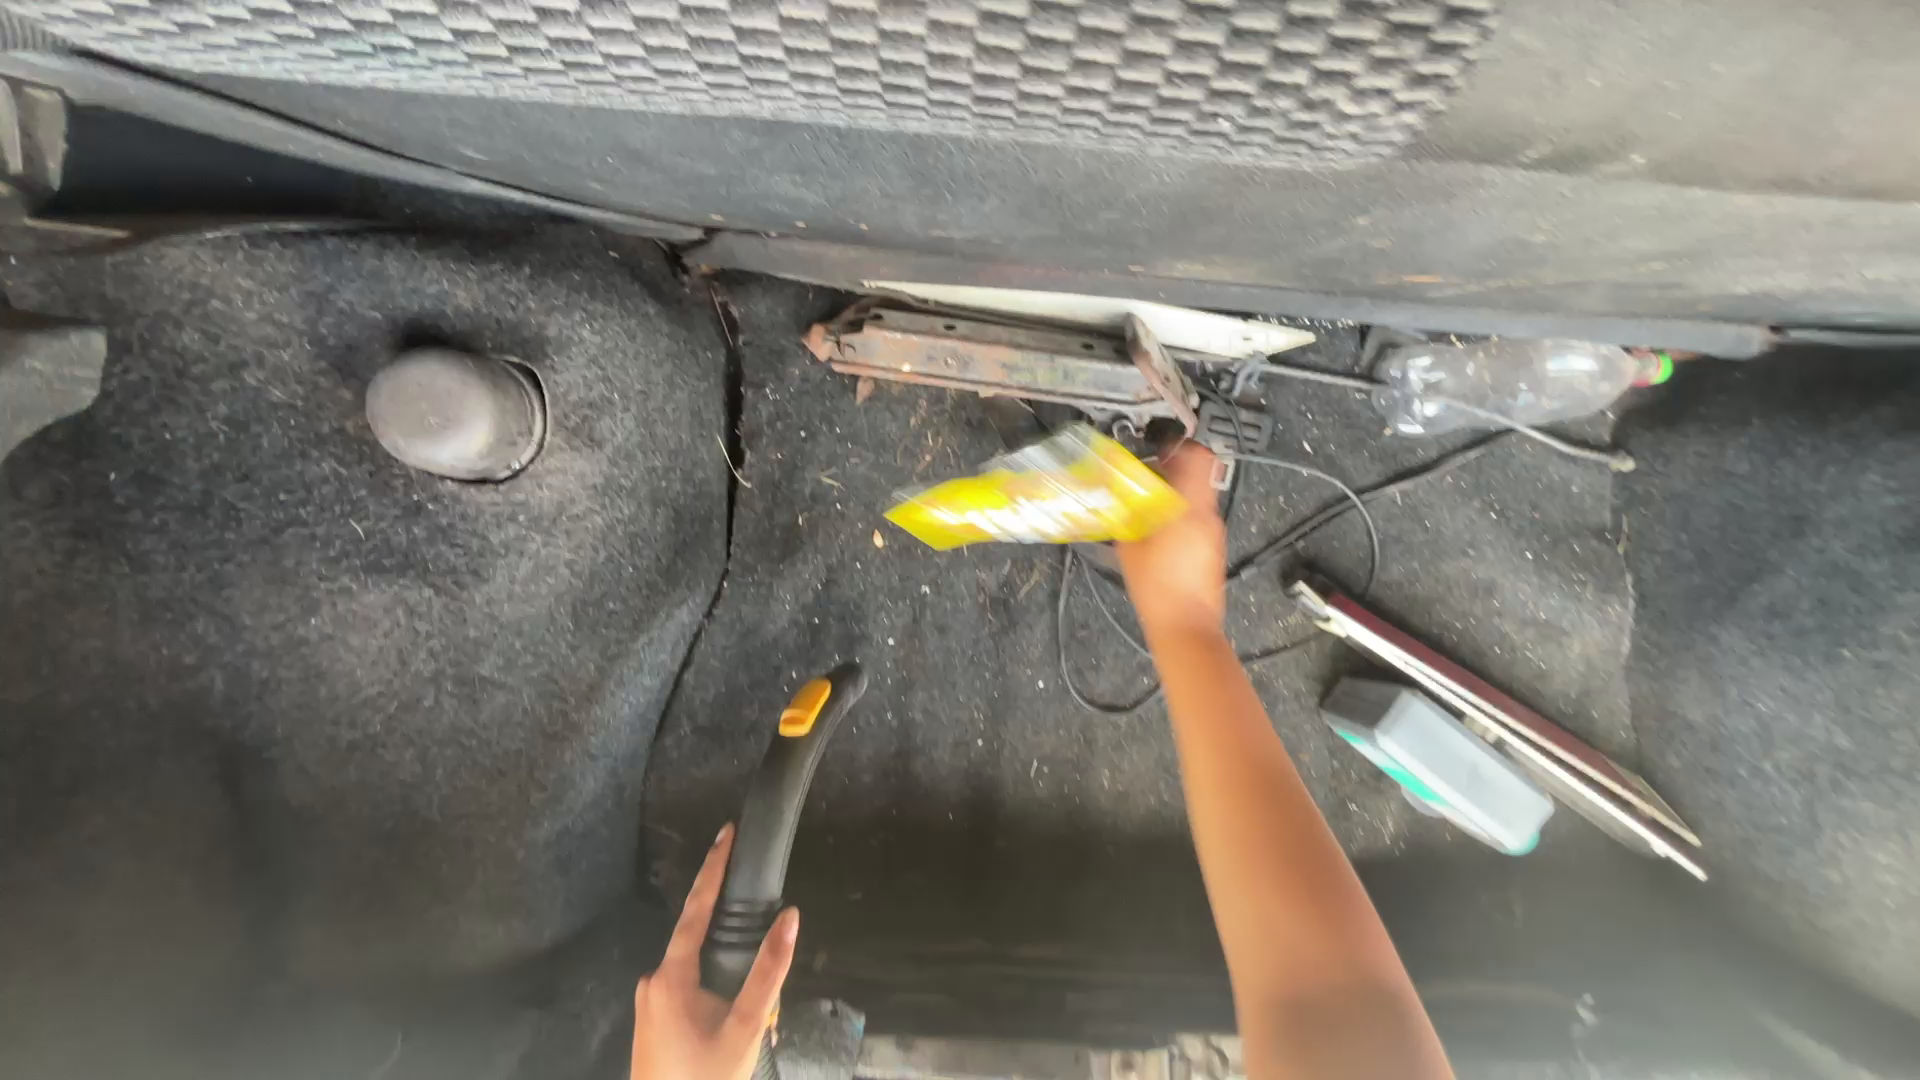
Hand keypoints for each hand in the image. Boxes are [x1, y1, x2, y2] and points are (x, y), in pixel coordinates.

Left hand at [632, 824, 799, 1079]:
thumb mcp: (745, 1027)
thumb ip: (769, 970)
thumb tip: (790, 915)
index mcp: (670, 977)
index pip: (696, 908)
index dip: (714, 867)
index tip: (727, 831)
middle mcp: (652, 983)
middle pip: (696, 937)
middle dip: (728, 927)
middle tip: (755, 914)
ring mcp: (649, 1006)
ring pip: (695, 967)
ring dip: (724, 967)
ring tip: (756, 998)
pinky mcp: (653, 1024)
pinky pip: (688, 988)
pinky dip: (713, 984)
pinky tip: (732, 1013)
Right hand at [1116, 441, 1227, 639]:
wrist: (1186, 626)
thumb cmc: (1156, 586)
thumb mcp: (1129, 547)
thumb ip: (1127, 516)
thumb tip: (1121, 498)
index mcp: (1189, 508)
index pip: (1200, 457)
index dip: (1182, 446)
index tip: (1161, 449)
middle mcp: (1209, 516)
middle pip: (1198, 478)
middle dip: (1172, 475)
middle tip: (1146, 482)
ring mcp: (1216, 534)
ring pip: (1198, 500)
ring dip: (1176, 498)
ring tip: (1148, 513)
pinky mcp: (1215, 550)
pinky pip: (1199, 521)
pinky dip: (1182, 519)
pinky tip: (1160, 538)